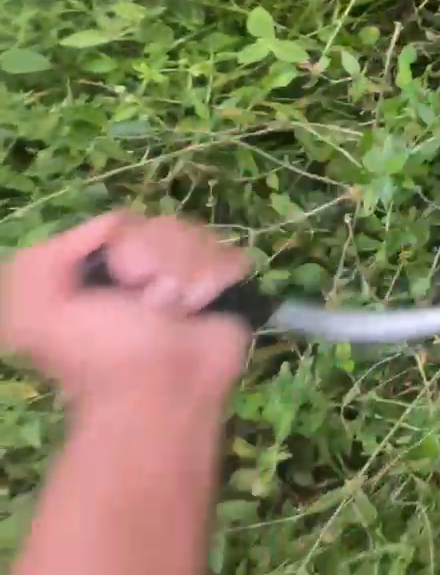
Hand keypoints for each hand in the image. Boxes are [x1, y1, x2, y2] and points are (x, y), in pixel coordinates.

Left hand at [0, 212, 252, 413]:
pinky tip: (204, 306)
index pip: (129, 222)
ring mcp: (188, 272)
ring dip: (193, 277)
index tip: (124, 281)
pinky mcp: (227, 282)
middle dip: (165, 264)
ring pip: (207, 239)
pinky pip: (235, 257)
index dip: (132, 246)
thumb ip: (45, 259)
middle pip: (171, 226)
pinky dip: (219, 282)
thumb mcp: (38, 313)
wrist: (165, 383)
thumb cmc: (100, 351)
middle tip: (151, 304)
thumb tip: (117, 221)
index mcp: (95, 267)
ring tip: (180, 310)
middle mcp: (141, 264)